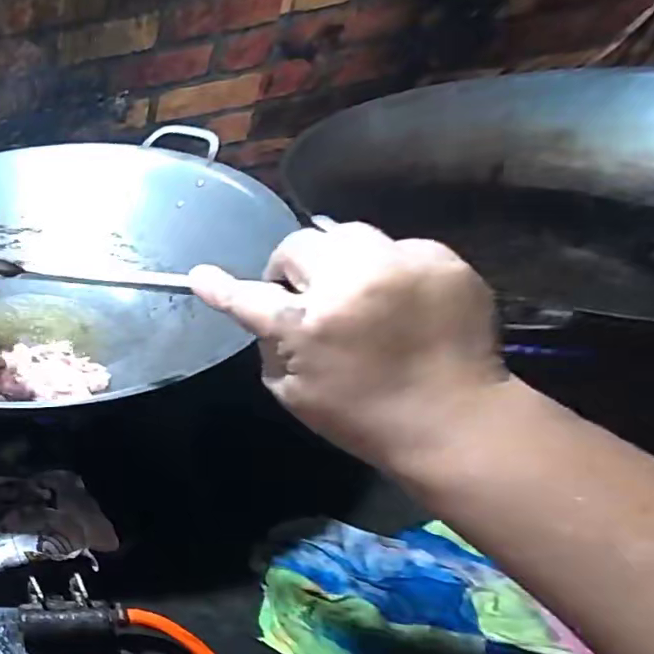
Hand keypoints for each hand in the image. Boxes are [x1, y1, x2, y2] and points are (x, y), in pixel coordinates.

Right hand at [189, 220, 509, 468]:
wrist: (453, 419)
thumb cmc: (360, 415)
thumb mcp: (291, 392)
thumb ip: (271, 344)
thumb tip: (269, 311)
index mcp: (308, 325)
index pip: (248, 296)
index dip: (219, 286)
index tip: (200, 275)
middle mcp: (352, 282)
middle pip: (299, 245)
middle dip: (291, 268)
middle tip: (303, 296)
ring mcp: (402, 265)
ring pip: (346, 234)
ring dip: (337, 261)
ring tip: (353, 292)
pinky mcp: (443, 261)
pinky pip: (395, 247)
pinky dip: (384, 269)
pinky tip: (396, 300)